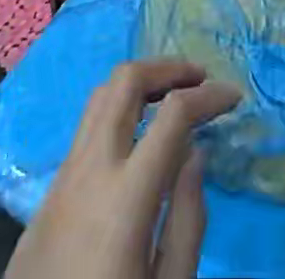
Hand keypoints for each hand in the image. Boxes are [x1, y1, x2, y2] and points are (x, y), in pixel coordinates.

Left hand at [6, 59, 242, 278]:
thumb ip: (188, 218)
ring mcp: (66, 171)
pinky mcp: (51, 185)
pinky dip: (119, 107)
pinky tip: (139, 130)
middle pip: (126, 81)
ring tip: (172, 94)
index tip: (233, 96)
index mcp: (127, 193)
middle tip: (199, 78)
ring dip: (140, 81)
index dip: (209, 96)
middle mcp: (92, 166)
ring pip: (101, 94)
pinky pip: (87, 124)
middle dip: (168, 67)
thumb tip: (196, 153)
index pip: (174, 115)